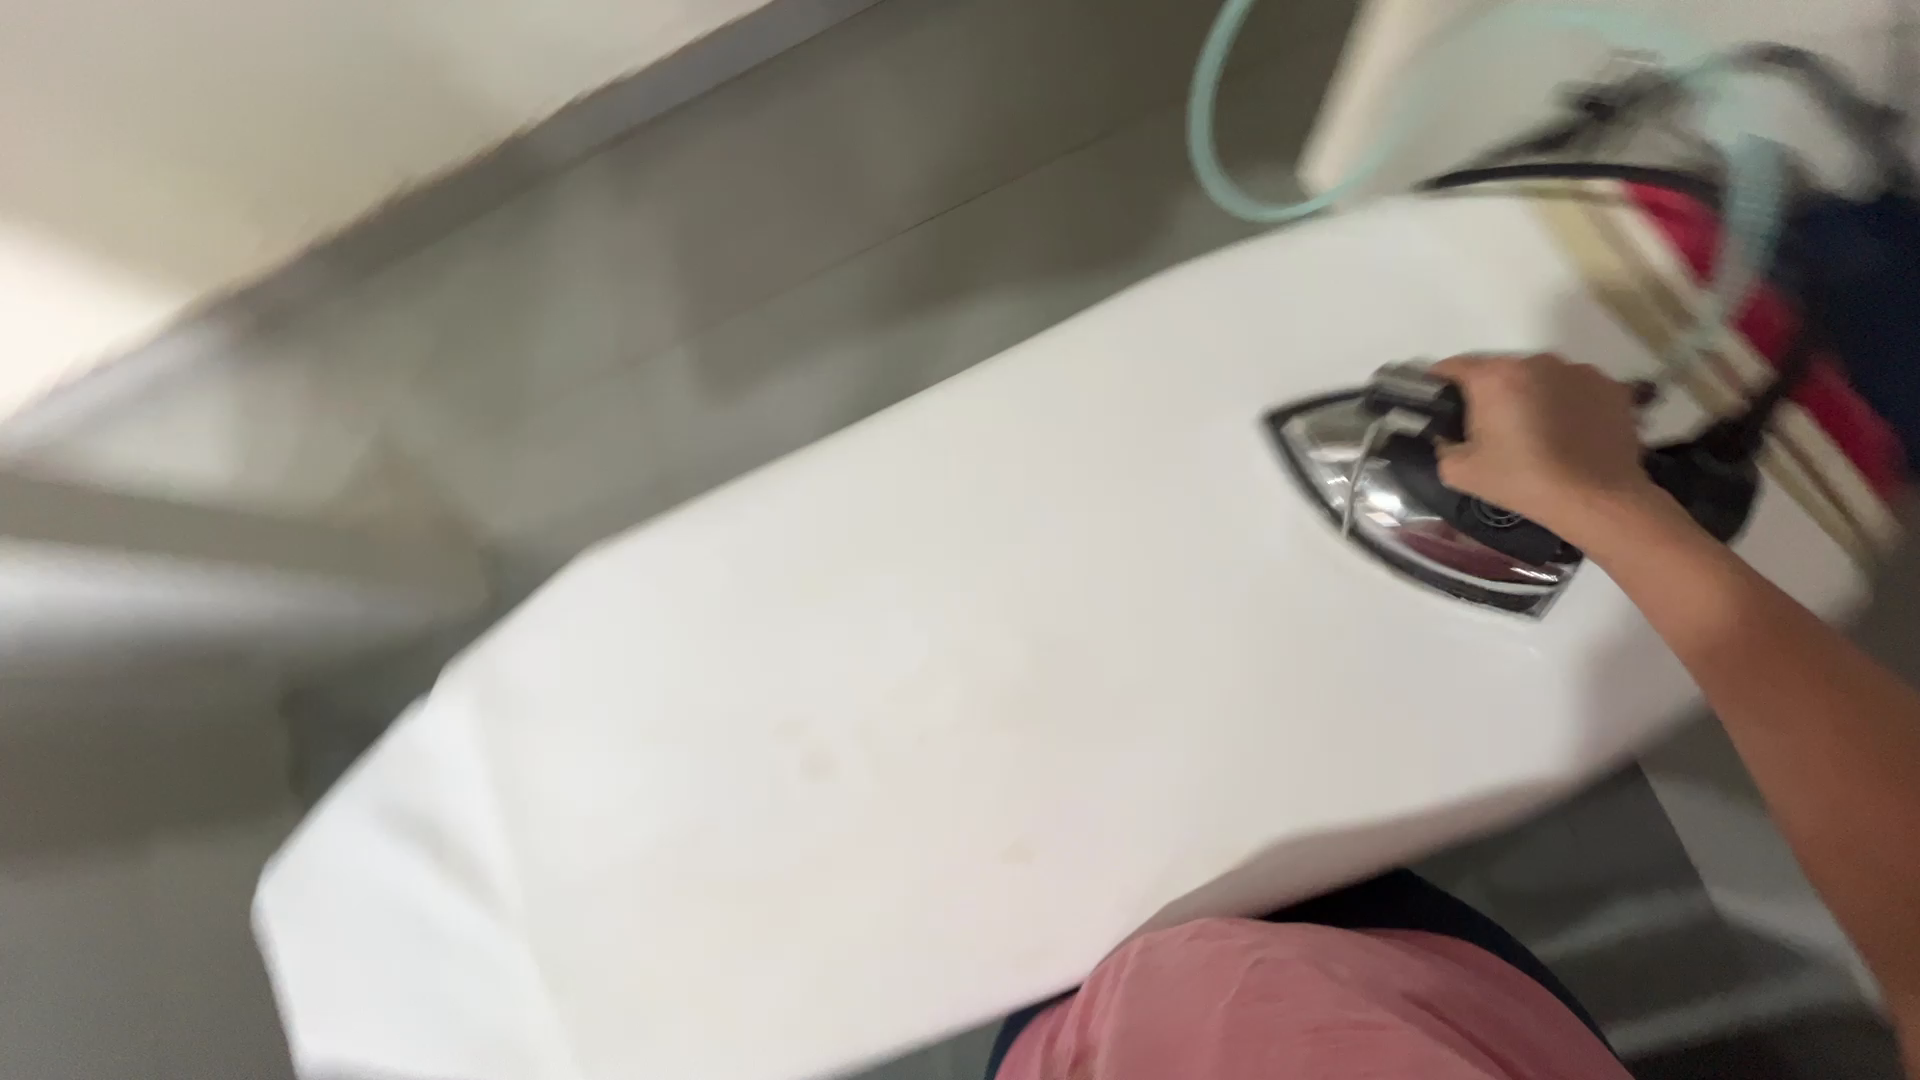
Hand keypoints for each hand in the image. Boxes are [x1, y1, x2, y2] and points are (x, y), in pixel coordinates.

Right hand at [1429, 353, 1669, 544]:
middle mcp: (1537, 363)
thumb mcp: (1457, 471)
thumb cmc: (1520, 480)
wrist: (1595, 497)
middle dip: (1488, 392)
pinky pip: (1573, 387)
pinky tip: (1565, 432)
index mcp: (1494, 378)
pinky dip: (1564, 402)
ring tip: (1532, 430)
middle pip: (1499, 369)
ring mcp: (1580, 371)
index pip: (1453, 366)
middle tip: (1487, 426)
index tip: (1438, 403)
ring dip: (1528, 395)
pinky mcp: (1611, 386)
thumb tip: (1449, 436)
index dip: (1439, 383)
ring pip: (1538, 376)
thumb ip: (1443, 444)